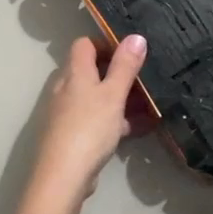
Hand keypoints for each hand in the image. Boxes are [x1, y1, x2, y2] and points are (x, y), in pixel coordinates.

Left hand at [32, 33, 148, 200]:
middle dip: (118, 74)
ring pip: (97, 98)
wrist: (63, 176)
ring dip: (121, 99)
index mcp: (74, 73)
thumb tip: (135, 36)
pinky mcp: (73, 135)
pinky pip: (98, 119)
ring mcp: (68, 113)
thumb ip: (125, 66)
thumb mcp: (113, 95)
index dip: (106, 44)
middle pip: (92, 71)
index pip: (85, 44)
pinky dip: (117, 120)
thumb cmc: (89, 128)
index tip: (130, 54)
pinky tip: (140, 129)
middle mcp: (67, 89)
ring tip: (149, 105)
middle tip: (144, 80)